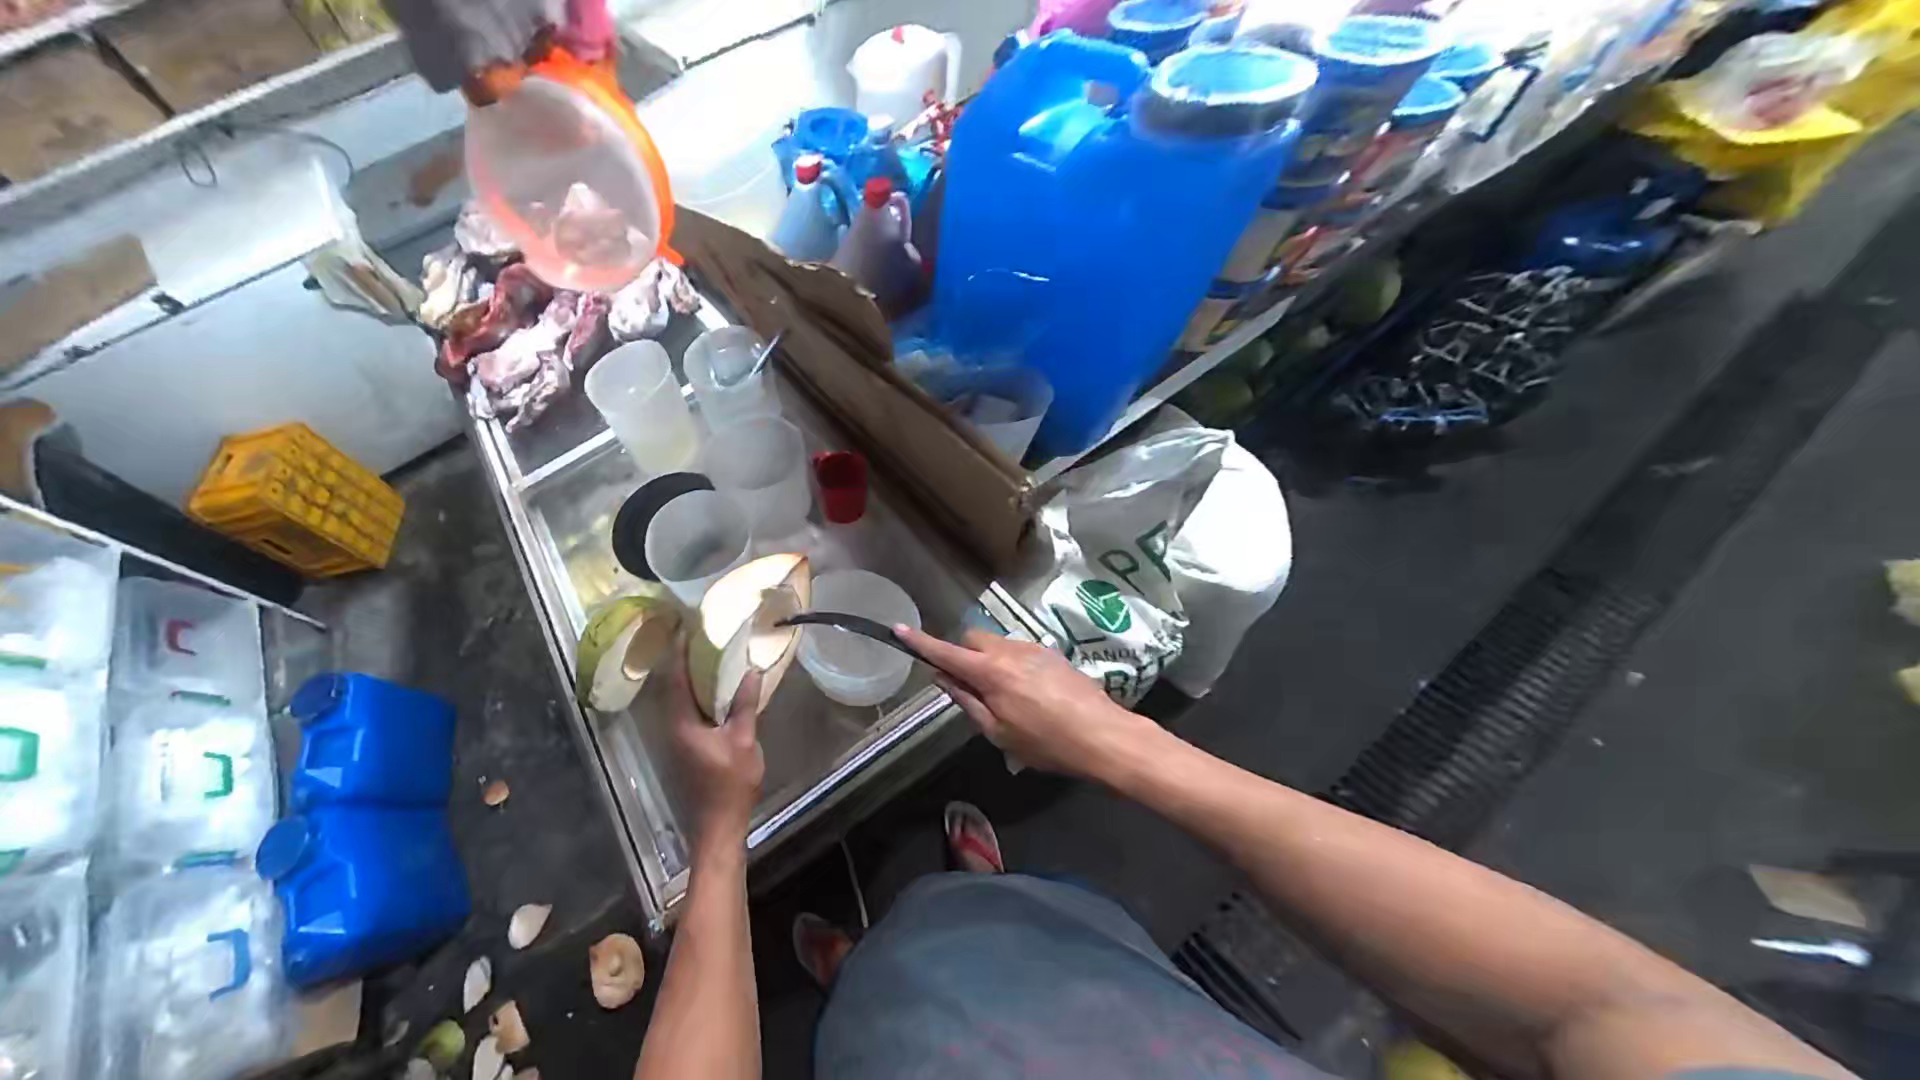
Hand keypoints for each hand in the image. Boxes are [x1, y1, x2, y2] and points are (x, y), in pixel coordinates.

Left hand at [670, 648, 763, 854]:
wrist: (718, 824)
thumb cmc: (730, 783)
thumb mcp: (743, 740)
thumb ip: (744, 705)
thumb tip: (750, 673)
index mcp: (682, 723)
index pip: (676, 680)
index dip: (679, 653)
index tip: (685, 629)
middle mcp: (672, 728)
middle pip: (673, 686)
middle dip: (684, 660)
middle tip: (700, 636)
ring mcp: (678, 739)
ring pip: (679, 699)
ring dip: (691, 677)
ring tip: (709, 655)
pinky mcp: (687, 746)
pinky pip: (688, 710)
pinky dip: (698, 693)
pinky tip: (715, 688)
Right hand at [896, 627, 1158, 781]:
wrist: (1103, 735)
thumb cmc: (1047, 743)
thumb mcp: (998, 732)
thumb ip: (967, 701)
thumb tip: (943, 677)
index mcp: (991, 672)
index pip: (946, 652)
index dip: (920, 642)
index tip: (899, 629)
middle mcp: (1010, 651)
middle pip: (972, 639)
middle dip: (961, 654)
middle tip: (966, 687)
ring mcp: (1033, 648)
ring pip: (996, 644)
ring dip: (987, 661)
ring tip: (1003, 698)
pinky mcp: (1051, 652)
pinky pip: (1017, 651)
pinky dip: (1008, 664)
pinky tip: (1027, 693)